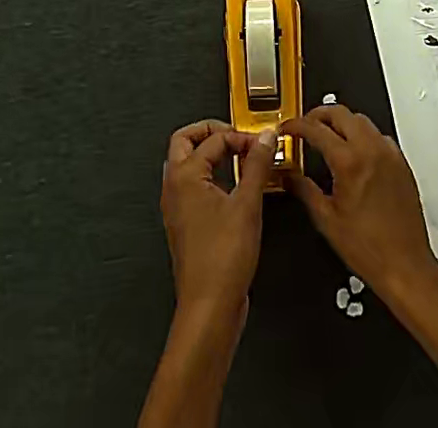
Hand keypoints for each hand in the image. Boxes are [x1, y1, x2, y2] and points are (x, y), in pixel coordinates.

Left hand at [160, 119, 277, 310]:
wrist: (209, 305)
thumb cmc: (220, 262)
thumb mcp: (247, 204)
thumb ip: (257, 165)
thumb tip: (264, 138)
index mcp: (184, 176)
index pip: (213, 139)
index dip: (241, 137)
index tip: (262, 143)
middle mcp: (173, 187)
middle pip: (185, 141)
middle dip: (212, 133)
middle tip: (238, 136)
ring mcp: (176, 205)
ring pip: (187, 163)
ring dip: (210, 154)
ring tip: (238, 158)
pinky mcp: (184, 221)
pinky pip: (192, 185)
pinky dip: (211, 175)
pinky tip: (232, 187)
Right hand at [280, 106, 437, 299]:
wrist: (405, 267)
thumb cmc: (370, 249)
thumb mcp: (325, 218)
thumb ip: (303, 189)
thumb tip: (289, 176)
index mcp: (350, 162)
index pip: (316, 128)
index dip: (296, 125)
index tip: (287, 128)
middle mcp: (372, 152)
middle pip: (341, 112)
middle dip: (317, 115)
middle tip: (304, 126)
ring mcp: (390, 156)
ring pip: (362, 120)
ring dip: (341, 122)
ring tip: (326, 135)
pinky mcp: (401, 165)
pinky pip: (379, 136)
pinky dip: (362, 134)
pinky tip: (353, 150)